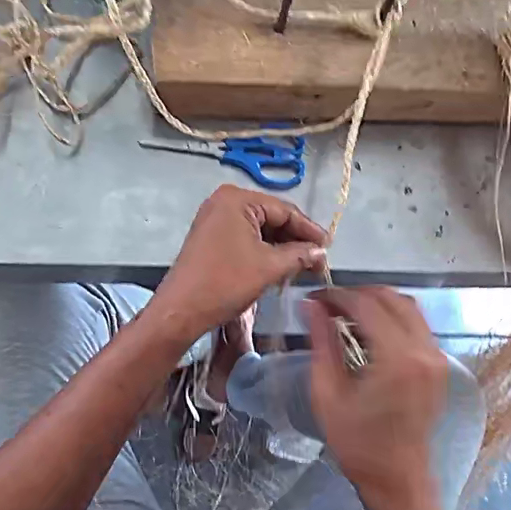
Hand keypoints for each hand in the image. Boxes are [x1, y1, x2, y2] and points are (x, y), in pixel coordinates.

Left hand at [151, 186, 328, 339]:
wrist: (181, 310)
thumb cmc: (225, 283)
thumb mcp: (269, 267)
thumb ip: (299, 255)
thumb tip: (320, 252)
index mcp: (237, 199)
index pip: (285, 210)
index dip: (309, 230)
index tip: (328, 247)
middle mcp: (224, 201)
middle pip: (272, 218)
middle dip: (295, 240)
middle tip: (317, 260)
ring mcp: (215, 218)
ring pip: (260, 229)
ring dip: (281, 248)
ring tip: (303, 266)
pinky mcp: (210, 237)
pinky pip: (245, 237)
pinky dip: (264, 251)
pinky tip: (280, 266)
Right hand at [303, 287, 447, 509]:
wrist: (397, 480)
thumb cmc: (358, 445)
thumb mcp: (328, 395)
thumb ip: (321, 344)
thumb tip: (312, 307)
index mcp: (397, 359)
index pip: (367, 305)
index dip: (337, 296)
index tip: (313, 299)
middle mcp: (424, 351)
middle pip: (391, 298)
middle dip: (356, 294)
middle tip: (327, 305)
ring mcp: (437, 357)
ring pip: (408, 307)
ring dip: (376, 302)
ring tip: (346, 314)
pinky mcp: (439, 366)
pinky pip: (418, 324)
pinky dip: (393, 317)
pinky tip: (369, 330)